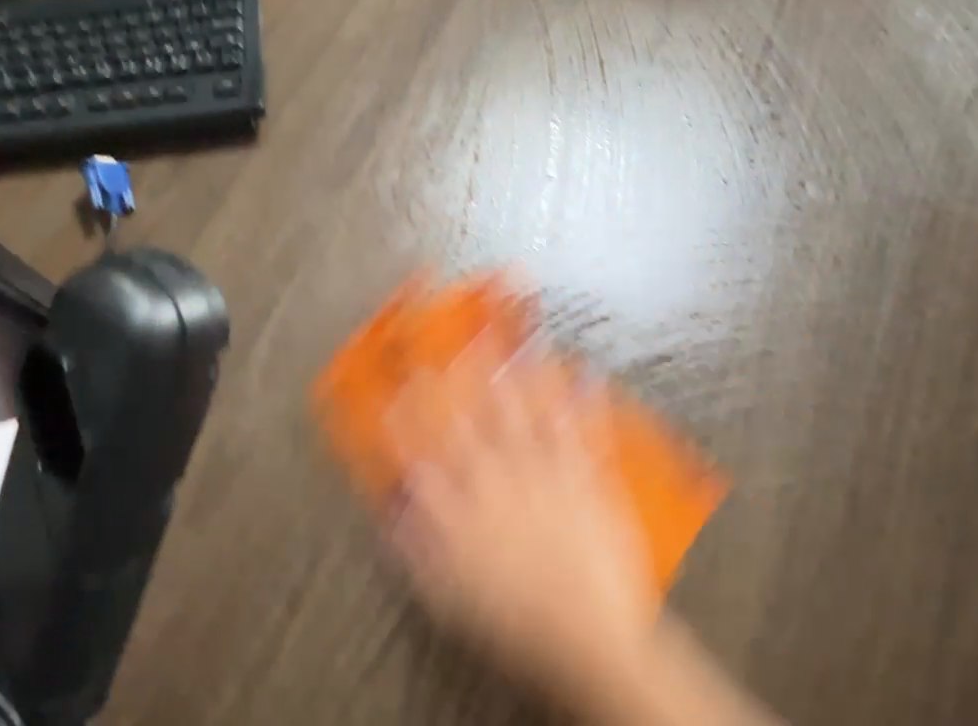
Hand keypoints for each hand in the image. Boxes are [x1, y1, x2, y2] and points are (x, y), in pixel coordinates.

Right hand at [386, 364, 657, 705]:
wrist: (586, 638)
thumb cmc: (514, 622)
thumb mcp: (443, 594)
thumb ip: (413, 547)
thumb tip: (390, 515)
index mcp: (458, 507)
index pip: (420, 449)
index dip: (403, 416)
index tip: (394, 390)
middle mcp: (494, 478)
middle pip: (466, 417)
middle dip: (451, 377)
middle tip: (444, 343)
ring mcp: (541, 473)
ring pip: (519, 410)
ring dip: (507, 371)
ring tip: (501, 339)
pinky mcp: (585, 479)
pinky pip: (579, 429)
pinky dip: (578, 398)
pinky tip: (579, 371)